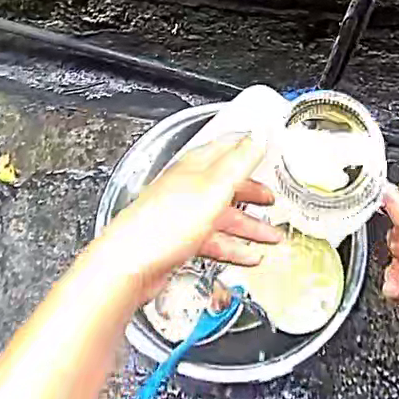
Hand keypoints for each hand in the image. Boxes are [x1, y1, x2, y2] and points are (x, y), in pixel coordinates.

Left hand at [87, 134, 283, 302]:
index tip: (268, 150)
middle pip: (228, 185)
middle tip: (272, 199)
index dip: (250, 149)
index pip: (229, 148)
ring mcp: (183, 215)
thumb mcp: (213, 187)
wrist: (126, 266)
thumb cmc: (163, 223)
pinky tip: (247, 257)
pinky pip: (214, 241)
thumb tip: (260, 132)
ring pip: (224, 216)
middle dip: (253, 193)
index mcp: (197, 166)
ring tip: (271, 237)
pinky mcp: (178, 242)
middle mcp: (190, 187)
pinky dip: (234, 248)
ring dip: (250, 227)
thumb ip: (240, 160)